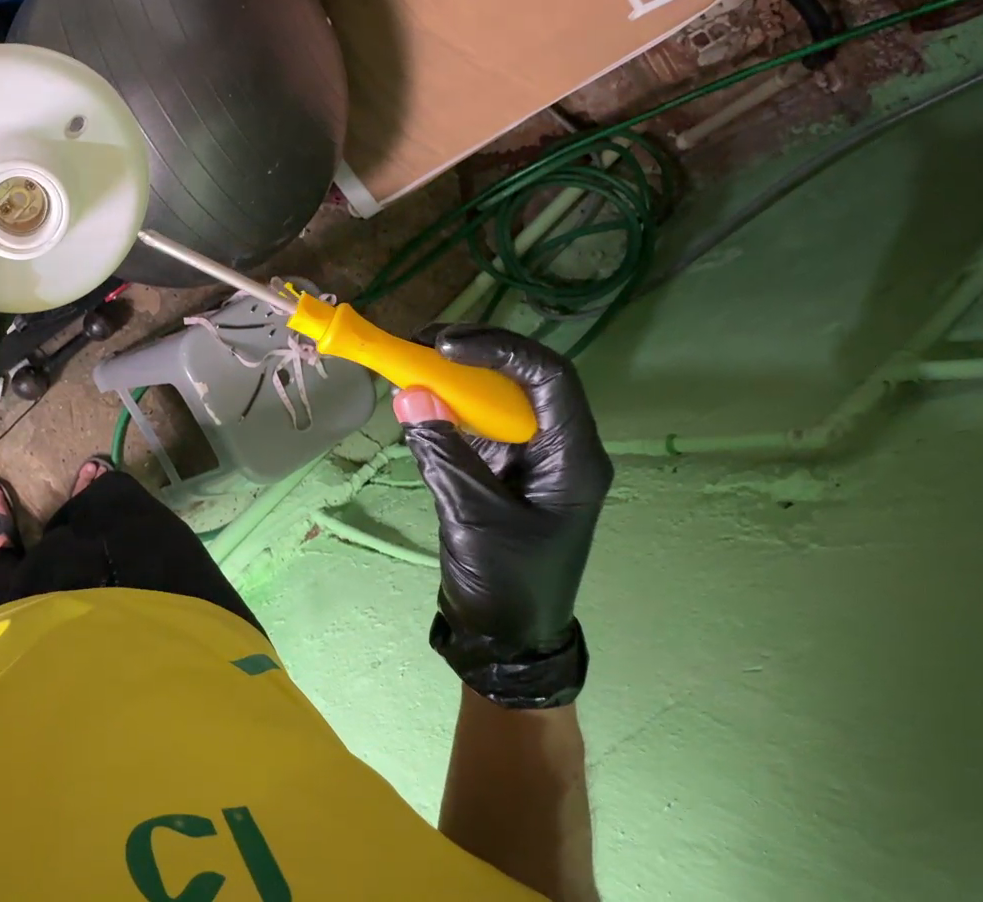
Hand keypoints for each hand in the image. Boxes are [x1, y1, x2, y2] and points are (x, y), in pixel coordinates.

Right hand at [395, 327, 610, 708]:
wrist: (505, 639)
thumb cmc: (506, 584)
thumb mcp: (472, 518)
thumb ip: (442, 454)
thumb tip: (408, 394)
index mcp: (573, 458)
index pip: (547, 378)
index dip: (499, 351)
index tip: (444, 346)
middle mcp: (557, 447)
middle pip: (522, 379)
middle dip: (473, 356)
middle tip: (419, 343)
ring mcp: (529, 457)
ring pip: (497, 398)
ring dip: (454, 379)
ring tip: (409, 363)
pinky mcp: (500, 469)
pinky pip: (475, 425)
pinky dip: (444, 411)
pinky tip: (416, 403)